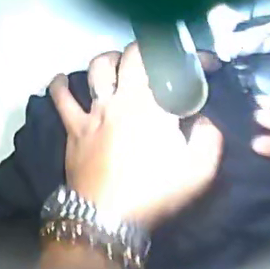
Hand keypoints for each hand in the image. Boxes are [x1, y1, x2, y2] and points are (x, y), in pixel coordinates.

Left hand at [49, 44, 222, 229]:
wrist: (106, 219)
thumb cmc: (153, 193)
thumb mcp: (198, 171)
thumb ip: (209, 139)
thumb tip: (204, 119)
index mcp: (154, 105)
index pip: (174, 67)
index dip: (193, 58)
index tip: (207, 63)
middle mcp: (123, 98)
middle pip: (131, 56)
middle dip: (147, 49)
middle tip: (157, 57)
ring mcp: (95, 111)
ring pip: (97, 68)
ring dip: (109, 59)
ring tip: (116, 63)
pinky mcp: (74, 128)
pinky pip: (62, 99)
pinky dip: (60, 85)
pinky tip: (62, 79)